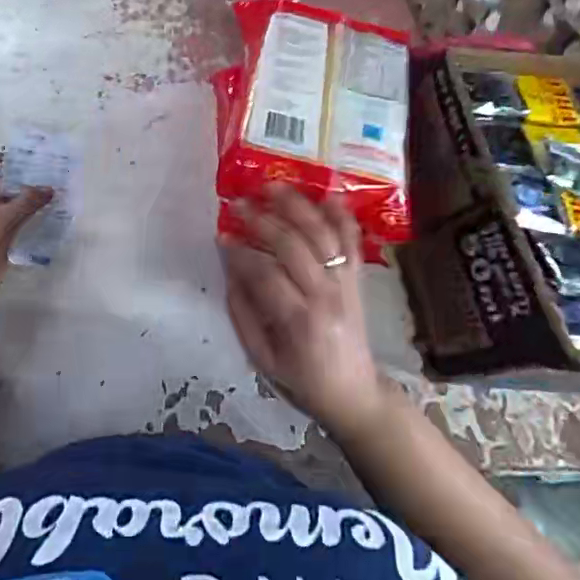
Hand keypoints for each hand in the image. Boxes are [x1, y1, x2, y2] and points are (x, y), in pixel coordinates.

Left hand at [0, 153, 51, 320]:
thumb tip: (49, 188)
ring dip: (32, 197)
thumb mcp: (1, 219)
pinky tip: (51, 214)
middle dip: (29, 176)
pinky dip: (31, 215)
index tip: (39, 152)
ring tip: (60, 189)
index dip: (13, 155)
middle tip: (57, 170)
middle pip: (7, 181)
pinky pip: (17, 220)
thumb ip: (26, 201)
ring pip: (14, 202)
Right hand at [220, 184, 390, 436]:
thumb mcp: (262, 358)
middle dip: (262, 220)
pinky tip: (325, 194)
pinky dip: (340, 215)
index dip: (240, 253)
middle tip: (238, 204)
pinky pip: (351, 239)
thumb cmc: (302, 380)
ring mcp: (345, 283)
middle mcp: (326, 295)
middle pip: (293, 245)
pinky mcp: (358, 277)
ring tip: (273, 187)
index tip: (221, 237)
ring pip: (322, 234)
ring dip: (297, 206)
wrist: (355, 393)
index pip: (265, 274)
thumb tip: (231, 269)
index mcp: (298, 321)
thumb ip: (243, 313)